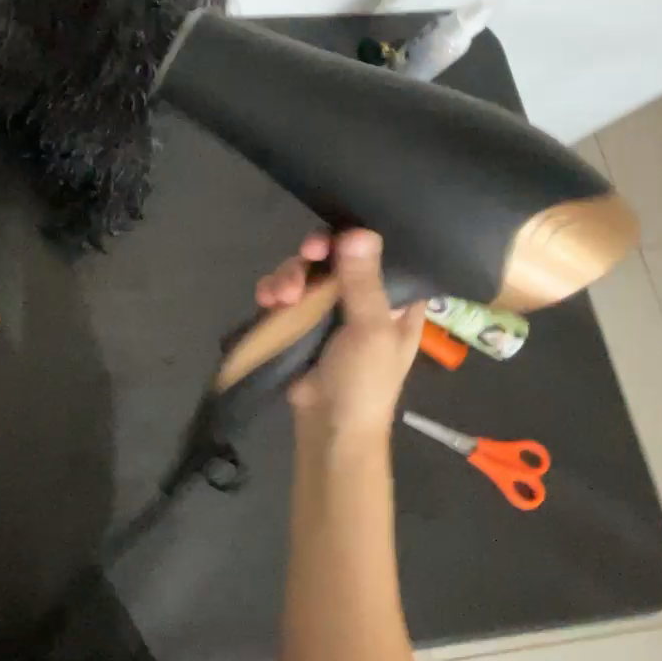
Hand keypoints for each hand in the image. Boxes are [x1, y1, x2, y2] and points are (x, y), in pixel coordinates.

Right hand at [256, 229, 425, 444]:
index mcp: (394, 298)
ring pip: (305, 274)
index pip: (379, 253)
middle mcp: (361, 298)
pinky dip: (273, 292)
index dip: (356, 239)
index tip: (336, 238)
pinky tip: (267, 302)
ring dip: (288, 277)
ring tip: (278, 296)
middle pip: (335, 257)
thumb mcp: (371, 330)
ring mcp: (328, 312)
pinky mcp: (299, 324)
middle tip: (305, 257)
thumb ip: (363, 281)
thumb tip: (359, 232)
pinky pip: (284, 295)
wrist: (329, 429)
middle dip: (314, 257)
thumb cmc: (365, 383)